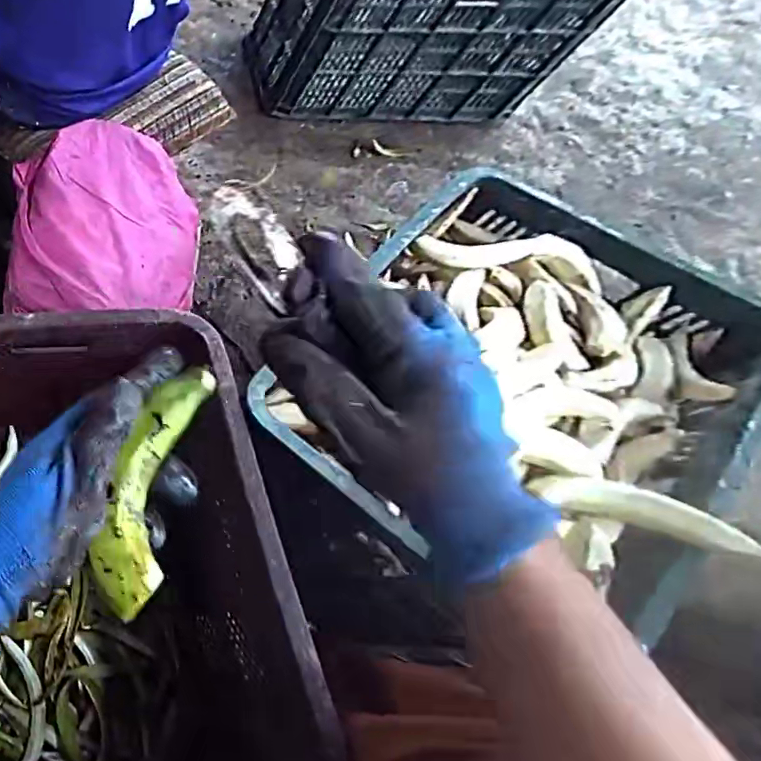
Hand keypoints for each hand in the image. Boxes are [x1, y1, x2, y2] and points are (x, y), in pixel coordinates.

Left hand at [0, 348, 182, 656]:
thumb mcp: (75, 483)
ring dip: (152, 490)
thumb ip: (101, 436)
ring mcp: (68, 483)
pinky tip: (147, 537)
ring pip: (124, 471)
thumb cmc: (35, 530)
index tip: (176, 359)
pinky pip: (114, 502)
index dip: (144, 379)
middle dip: (159, 454)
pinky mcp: (72, 511)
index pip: (110, 398)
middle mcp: (67, 453)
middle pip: (124, 436)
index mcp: (64, 437)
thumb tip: (128, 388)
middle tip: (185, 481)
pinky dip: (135, 515)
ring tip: (165, 518)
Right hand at [262, 235, 555, 593]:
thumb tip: (275, 335)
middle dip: (333, 298)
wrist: (485, 520)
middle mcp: (443, 340)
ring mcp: (457, 353)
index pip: (364, 291)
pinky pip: (414, 330)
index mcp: (418, 350)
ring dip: (355, 315)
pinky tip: (362, 358)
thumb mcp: (357, 431)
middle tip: (299, 315)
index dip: (331, 264)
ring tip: (326, 342)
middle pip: (377, 296)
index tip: (306, 241)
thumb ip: (316, 378)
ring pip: (398, 311)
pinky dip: (379, 330)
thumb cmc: (420, 477)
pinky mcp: (460, 370)